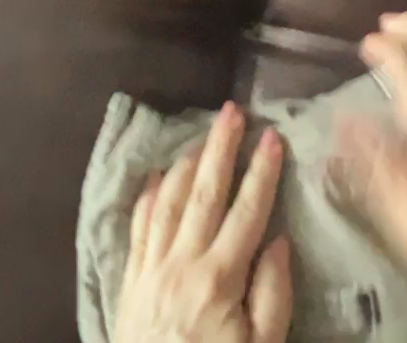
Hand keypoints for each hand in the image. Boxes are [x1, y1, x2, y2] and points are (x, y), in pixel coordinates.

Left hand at [117, 101, 293, 342]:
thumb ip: (273, 295)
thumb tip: (276, 238)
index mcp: (220, 279)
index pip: (246, 211)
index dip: (262, 172)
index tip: (272, 136)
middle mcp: (182, 263)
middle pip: (203, 193)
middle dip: (220, 148)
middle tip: (232, 111)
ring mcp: (151, 270)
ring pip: (167, 201)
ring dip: (184, 162)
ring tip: (200, 134)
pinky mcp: (130, 282)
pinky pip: (138, 228)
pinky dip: (147, 197)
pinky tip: (154, 176)